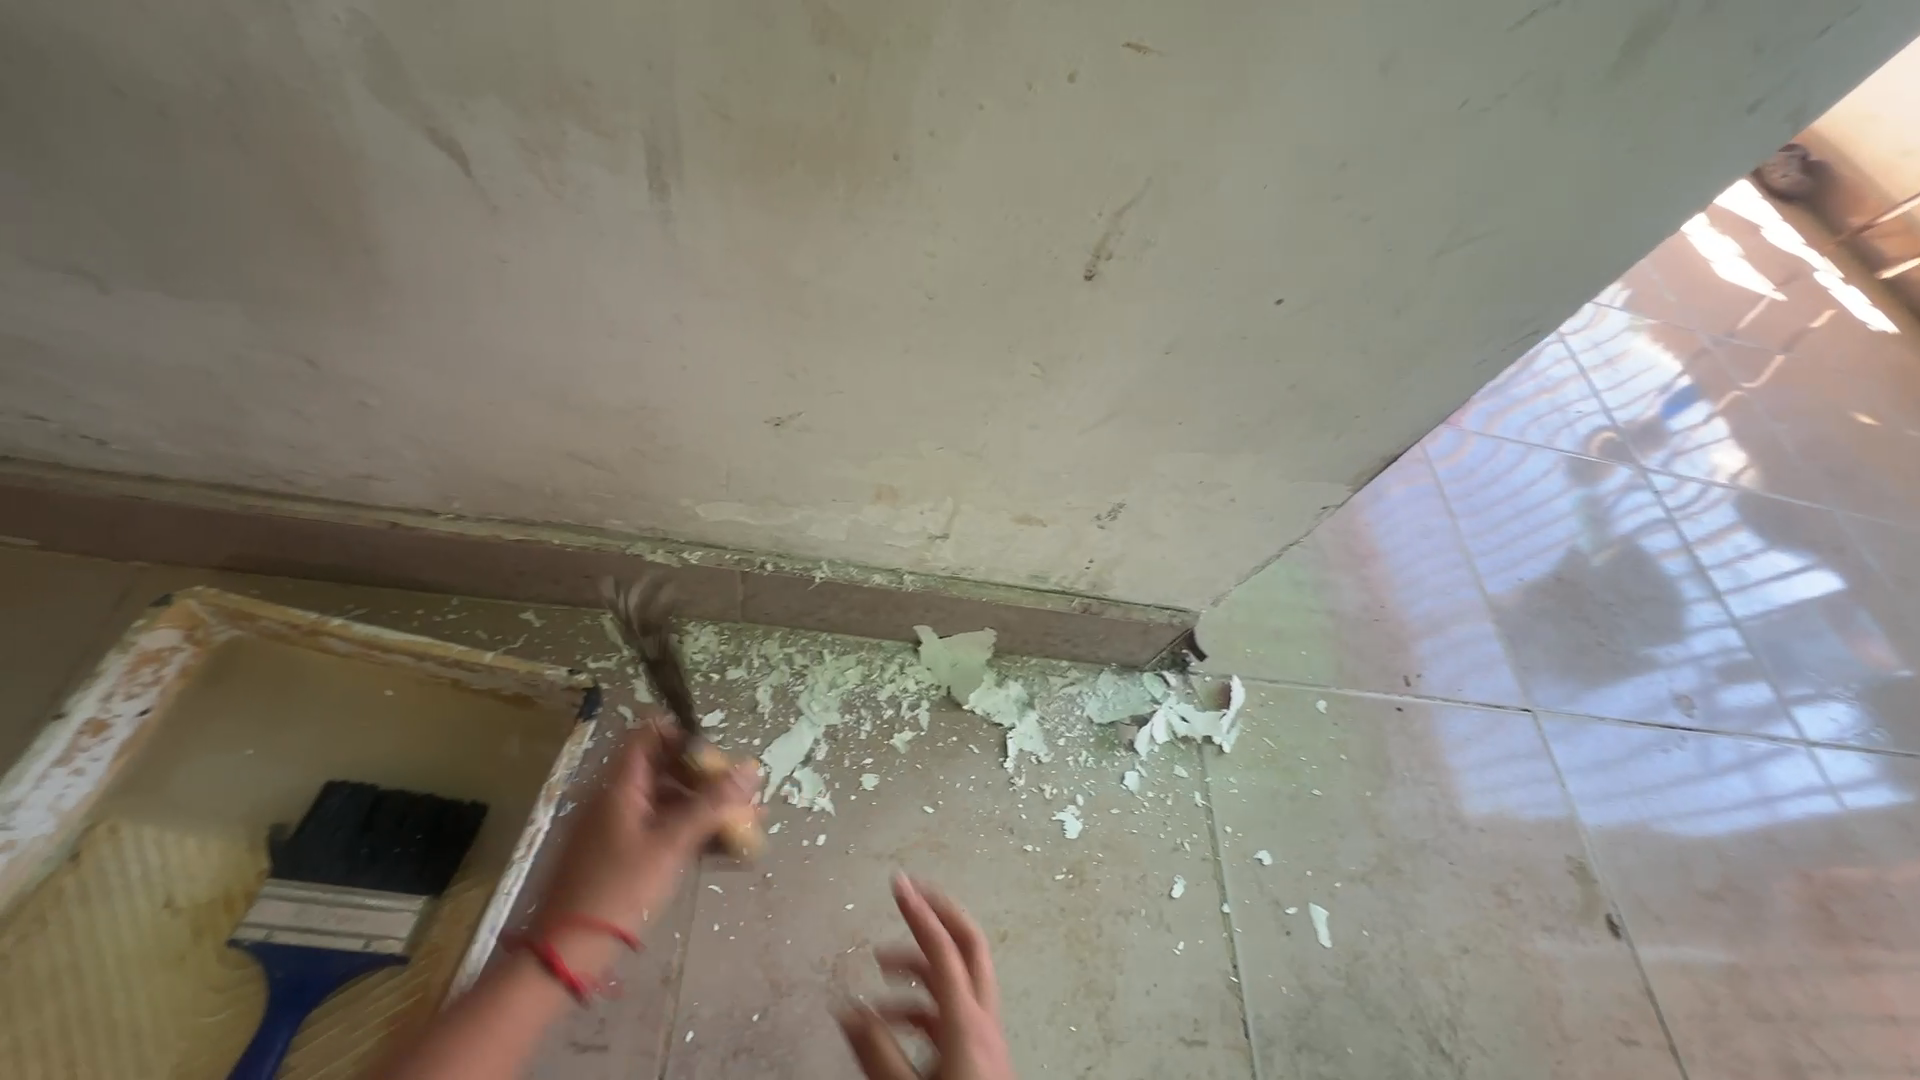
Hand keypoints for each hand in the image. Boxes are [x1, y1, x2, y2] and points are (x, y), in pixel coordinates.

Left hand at [531, 714, 757, 971]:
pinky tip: (726, 847)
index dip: (684, 737)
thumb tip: (752, 768)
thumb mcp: (670, 844)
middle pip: (665, 769)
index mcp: (620, 787)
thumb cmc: (618, 889)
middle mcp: (617, 800)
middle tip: (743, 792)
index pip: (650, 736)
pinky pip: (663, 829)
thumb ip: (712, 803)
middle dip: (707, 778)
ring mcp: (618, 829)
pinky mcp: (623, 856)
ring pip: (669, 802)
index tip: (718, 755)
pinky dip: (692, 832)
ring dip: (707, 808)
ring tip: (748, 820)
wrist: (567, 953)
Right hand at [838, 875, 1016, 1079]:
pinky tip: (893, 1016)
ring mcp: (987, 1034)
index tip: (899, 883)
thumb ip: (877, 1048)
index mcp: (969, 1020)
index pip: (944, 948)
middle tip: (912, 894)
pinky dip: (923, 1002)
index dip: (919, 911)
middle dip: (940, 912)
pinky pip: (954, 1009)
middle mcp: (984, 1018)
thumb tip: (845, 1009)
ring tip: (880, 970)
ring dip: (919, 966)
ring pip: (958, 979)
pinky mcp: (982, 1051)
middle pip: (970, 944)